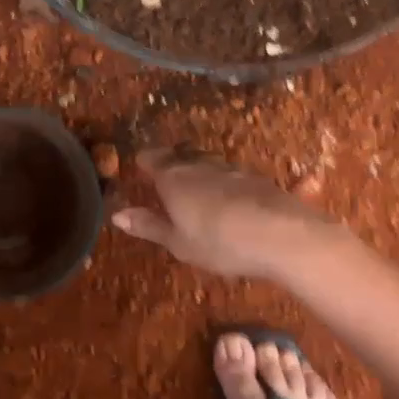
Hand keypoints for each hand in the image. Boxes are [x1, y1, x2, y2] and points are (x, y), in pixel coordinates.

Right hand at [112, 148, 340, 277]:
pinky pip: (243, 179)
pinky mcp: (261, 182)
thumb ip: (149, 225)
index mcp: (174, 178)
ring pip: (212, 164)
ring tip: (201, 183)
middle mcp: (201, 166)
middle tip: (168, 173)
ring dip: (204, 170)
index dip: (145, 161)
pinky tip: (273, 188)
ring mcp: (234, 171)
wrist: (282, 236)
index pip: (152, 159)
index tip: (140, 166)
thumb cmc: (219, 242)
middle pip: (183, 157)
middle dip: (174, 162)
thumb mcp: (178, 242)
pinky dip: (238, 184)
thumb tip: (116, 213)